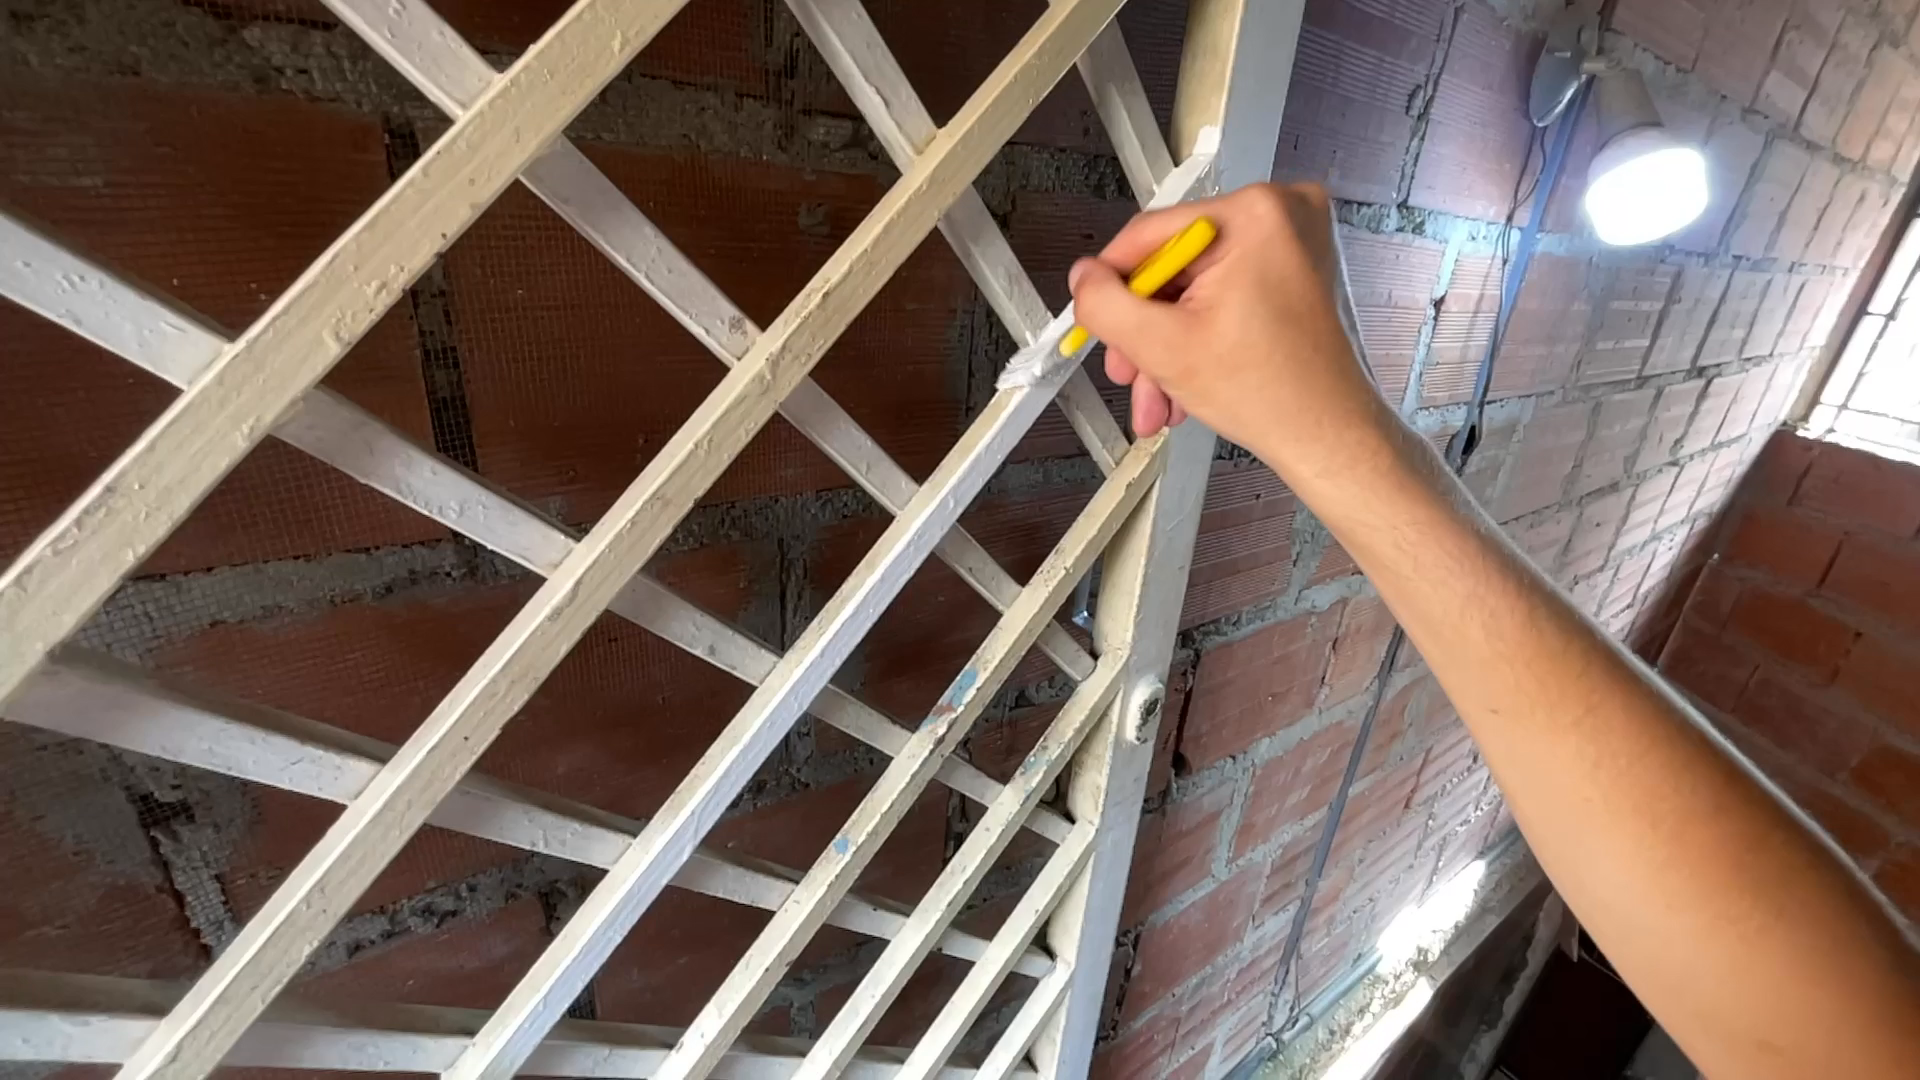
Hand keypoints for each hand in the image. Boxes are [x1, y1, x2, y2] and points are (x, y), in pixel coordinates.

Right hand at [1069, 183, 1392, 481]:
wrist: (1328, 436)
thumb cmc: (1272, 395)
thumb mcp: (1161, 347)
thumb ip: (1105, 306)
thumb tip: (1082, 279)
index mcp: (1254, 215)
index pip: (1148, 236)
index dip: (1110, 284)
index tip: (1093, 317)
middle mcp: (1281, 215)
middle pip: (1172, 270)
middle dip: (1145, 332)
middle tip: (1129, 372)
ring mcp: (1293, 244)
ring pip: (1194, 292)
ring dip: (1166, 347)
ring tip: (1157, 397)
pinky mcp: (1294, 272)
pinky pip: (1222, 298)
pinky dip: (1198, 340)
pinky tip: (1184, 384)